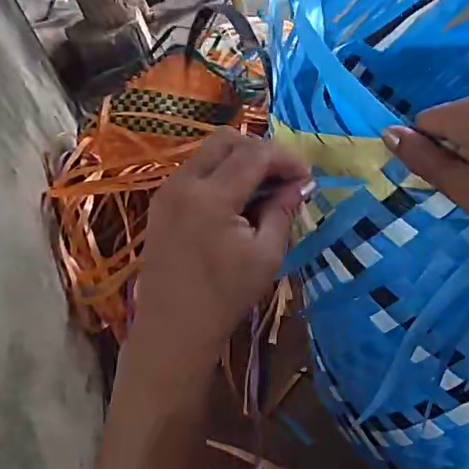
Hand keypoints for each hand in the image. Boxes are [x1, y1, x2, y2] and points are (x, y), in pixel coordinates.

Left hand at [130, 131, 309, 362]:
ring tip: (263, 191)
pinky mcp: (161, 202)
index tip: (307, 178)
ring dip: (240, 161)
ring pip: (209, 152)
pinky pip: (196, 170)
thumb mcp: (266, 256)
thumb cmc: (225, 297)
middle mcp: (183, 183)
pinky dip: (221, 173)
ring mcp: (167, 190)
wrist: (173, 329)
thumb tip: (299, 185)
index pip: (255, 153)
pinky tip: (237, 201)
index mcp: (211, 197)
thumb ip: (282, 211)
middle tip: (284, 179)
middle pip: (228, 140)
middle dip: (261, 151)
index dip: (286, 159)